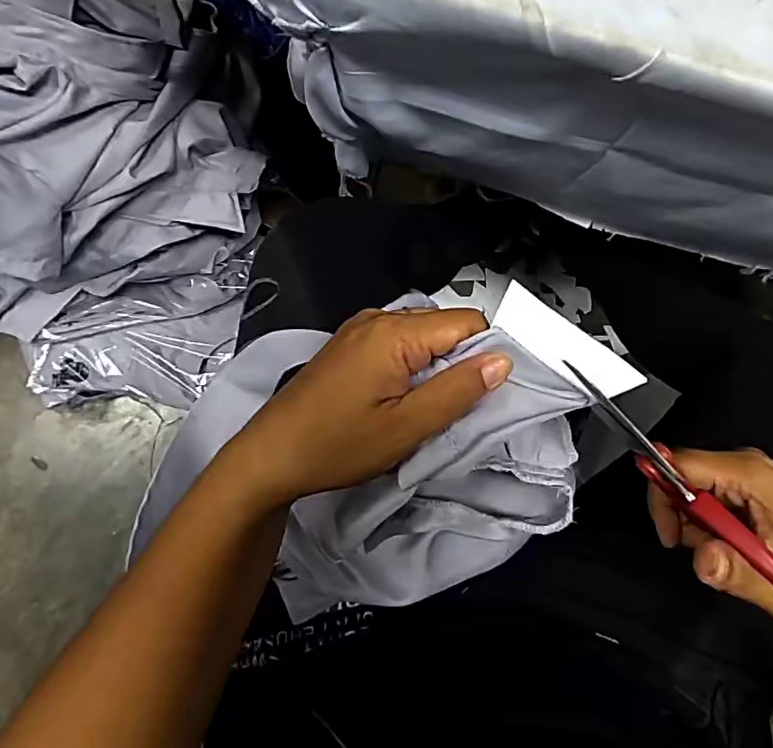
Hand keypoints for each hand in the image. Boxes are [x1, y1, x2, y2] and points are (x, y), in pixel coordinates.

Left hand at [216, 308, 511, 507]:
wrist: (271, 455)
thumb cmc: (335, 444)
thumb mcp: (407, 427)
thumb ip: (458, 391)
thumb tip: (501, 361)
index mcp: (394, 332)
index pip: (468, 322)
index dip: (485, 354)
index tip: (483, 392)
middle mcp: (378, 318)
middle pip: (445, 325)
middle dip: (460, 362)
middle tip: (451, 408)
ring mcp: (360, 328)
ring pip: (423, 334)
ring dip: (435, 366)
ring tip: (422, 407)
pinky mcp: (350, 343)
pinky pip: (398, 342)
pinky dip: (411, 365)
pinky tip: (399, 398)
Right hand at [647, 448, 772, 654]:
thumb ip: (734, 572)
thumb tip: (697, 557)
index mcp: (752, 474)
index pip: (678, 461)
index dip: (663, 494)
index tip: (670, 538)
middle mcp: (750, 467)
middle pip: (683, 475)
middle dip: (683, 518)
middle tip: (709, 557)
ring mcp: (754, 481)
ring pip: (696, 493)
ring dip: (701, 530)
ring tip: (734, 562)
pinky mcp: (757, 497)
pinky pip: (714, 504)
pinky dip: (715, 532)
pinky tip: (740, 555)